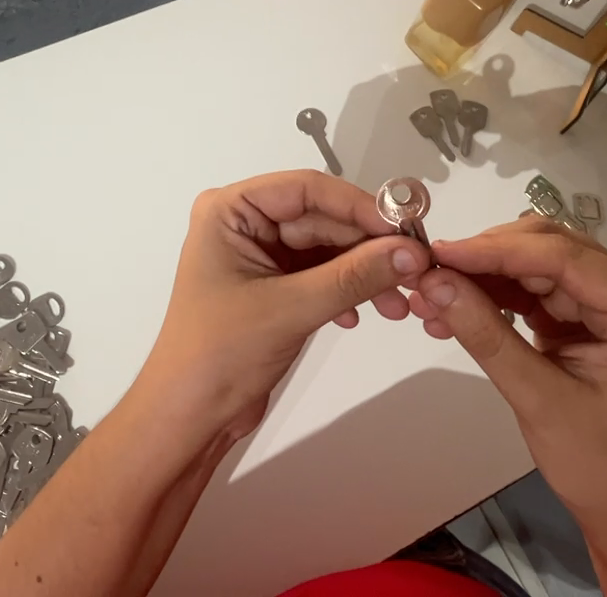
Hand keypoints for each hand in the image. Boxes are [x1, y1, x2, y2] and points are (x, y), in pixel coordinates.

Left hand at [135, 170, 429, 443]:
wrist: (190, 417)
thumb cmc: (221, 354)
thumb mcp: (291, 309)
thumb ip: (354, 276)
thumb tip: (411, 252)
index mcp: (230, 210)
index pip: (305, 190)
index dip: (358, 205)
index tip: (406, 227)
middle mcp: (243, 223)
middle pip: (321, 218)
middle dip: (368, 246)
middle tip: (416, 269)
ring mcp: (259, 254)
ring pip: (326, 248)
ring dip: (364, 273)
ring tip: (400, 303)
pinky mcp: (273, 285)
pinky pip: (320, 273)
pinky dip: (346, 290)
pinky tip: (363, 315)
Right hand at [408, 220, 606, 552]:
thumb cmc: (598, 464)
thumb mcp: (538, 399)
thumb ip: (486, 335)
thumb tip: (432, 282)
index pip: (565, 257)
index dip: (498, 249)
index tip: (440, 252)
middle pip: (549, 249)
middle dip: (487, 256)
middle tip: (429, 268)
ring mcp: (606, 301)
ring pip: (533, 262)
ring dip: (481, 273)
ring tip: (431, 287)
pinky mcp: (580, 313)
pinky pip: (528, 286)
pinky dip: (489, 293)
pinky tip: (451, 303)